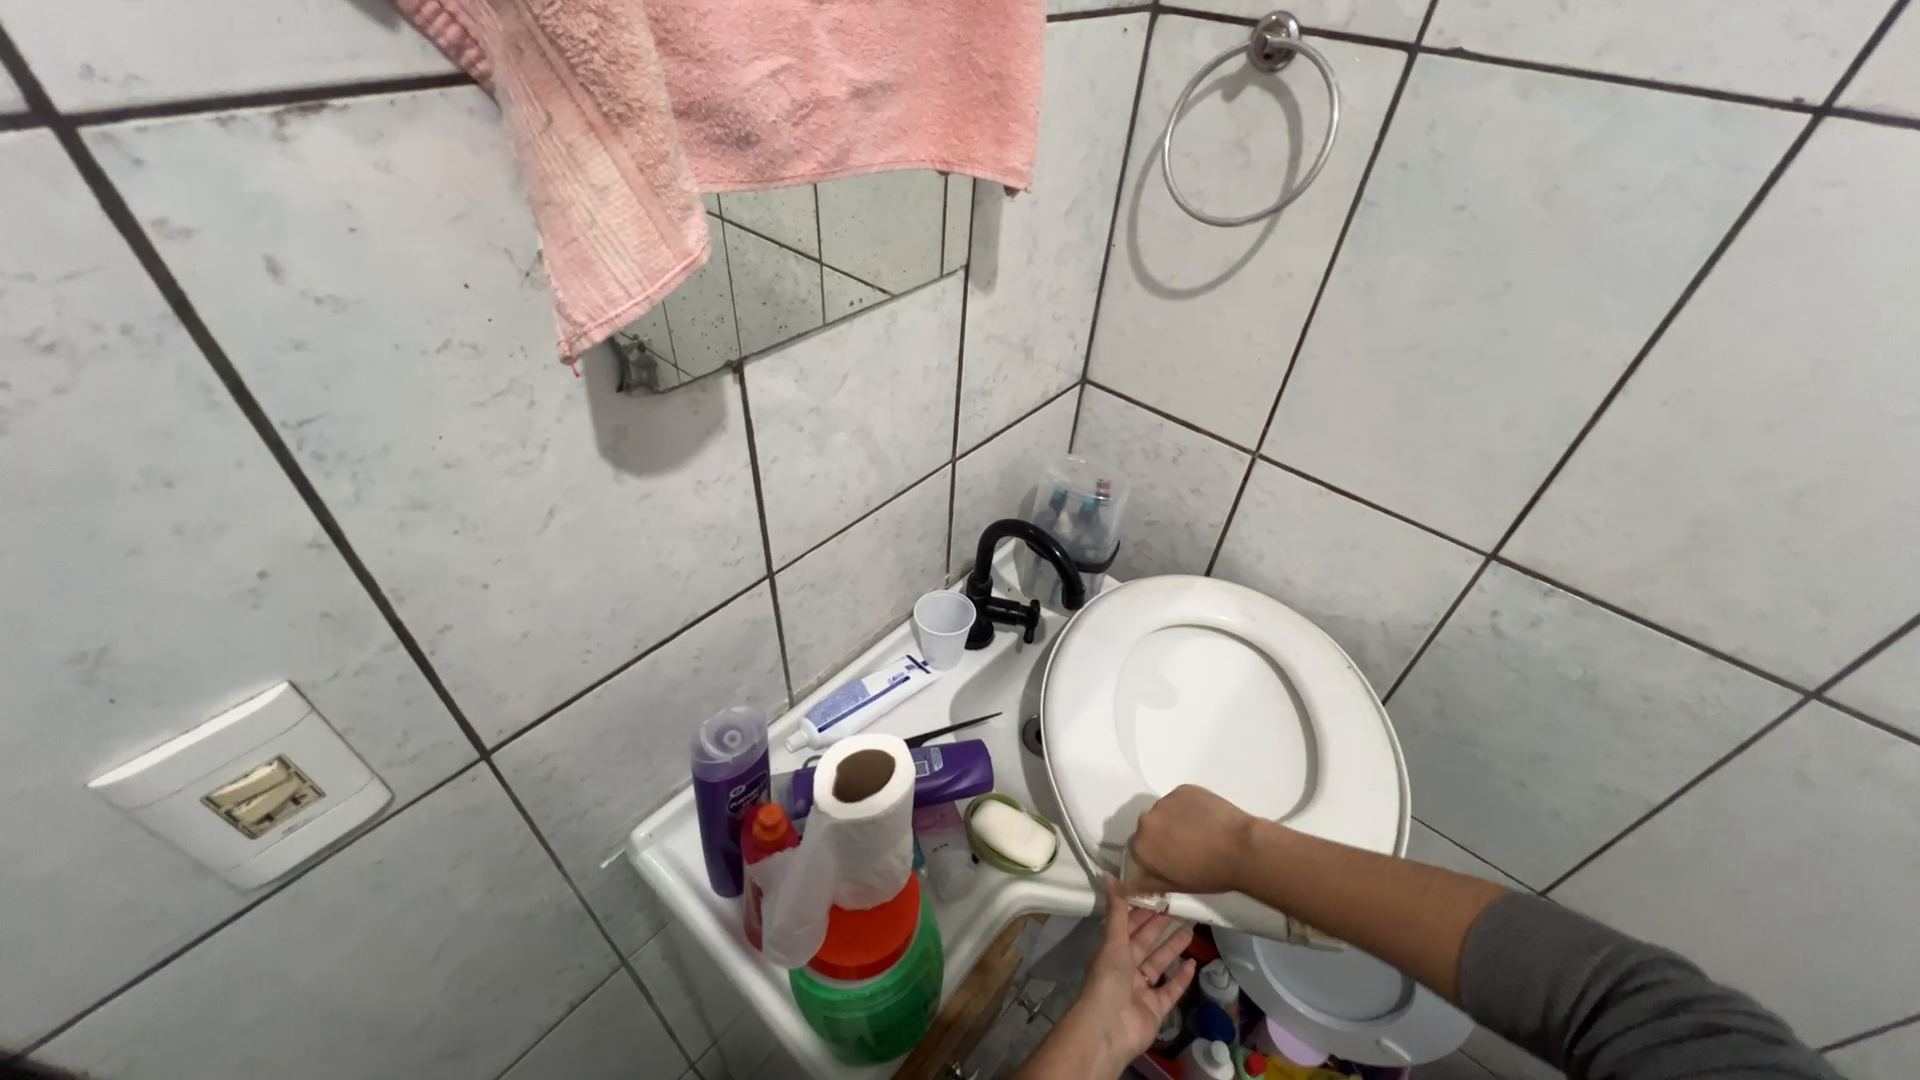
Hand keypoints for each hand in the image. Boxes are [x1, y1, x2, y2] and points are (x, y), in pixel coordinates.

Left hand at [1055, 878, 1195, 1069]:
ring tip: (1191, 930)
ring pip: (1159, 964)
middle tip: (1179, 909)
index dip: (1142, 912)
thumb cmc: (1109, 978)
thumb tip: (1109, 875)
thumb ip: (1117, 909)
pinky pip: (1170, 990)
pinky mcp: (1155, 1008)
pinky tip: (1194, 964)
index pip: (1128, 925)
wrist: (1110, 1027)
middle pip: (1145, 943)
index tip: (1158, 895)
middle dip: (1160, 926)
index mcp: (1112, 950)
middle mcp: (1125, 967)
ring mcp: (1141, 989)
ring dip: (1173, 948)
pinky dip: (1181, 978)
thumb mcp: (1113, 939)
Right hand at [1128, 784, 1258, 894]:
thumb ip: (1148, 883)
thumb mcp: (1175, 886)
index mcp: (1141, 846)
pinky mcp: (1183, 789)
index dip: (1154, 857)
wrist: (1242, 848)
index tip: (1170, 862)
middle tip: (1185, 847)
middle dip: (1162, 836)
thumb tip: (1128, 884)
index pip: (1138, 851)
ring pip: (1164, 812)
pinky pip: (1179, 800)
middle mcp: (1146, 820)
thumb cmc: (1209, 873)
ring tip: (1198, 832)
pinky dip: (1188, 808)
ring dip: (1174, 821)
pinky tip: (1205, 819)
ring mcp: (1165, 801)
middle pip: (1149, 828)